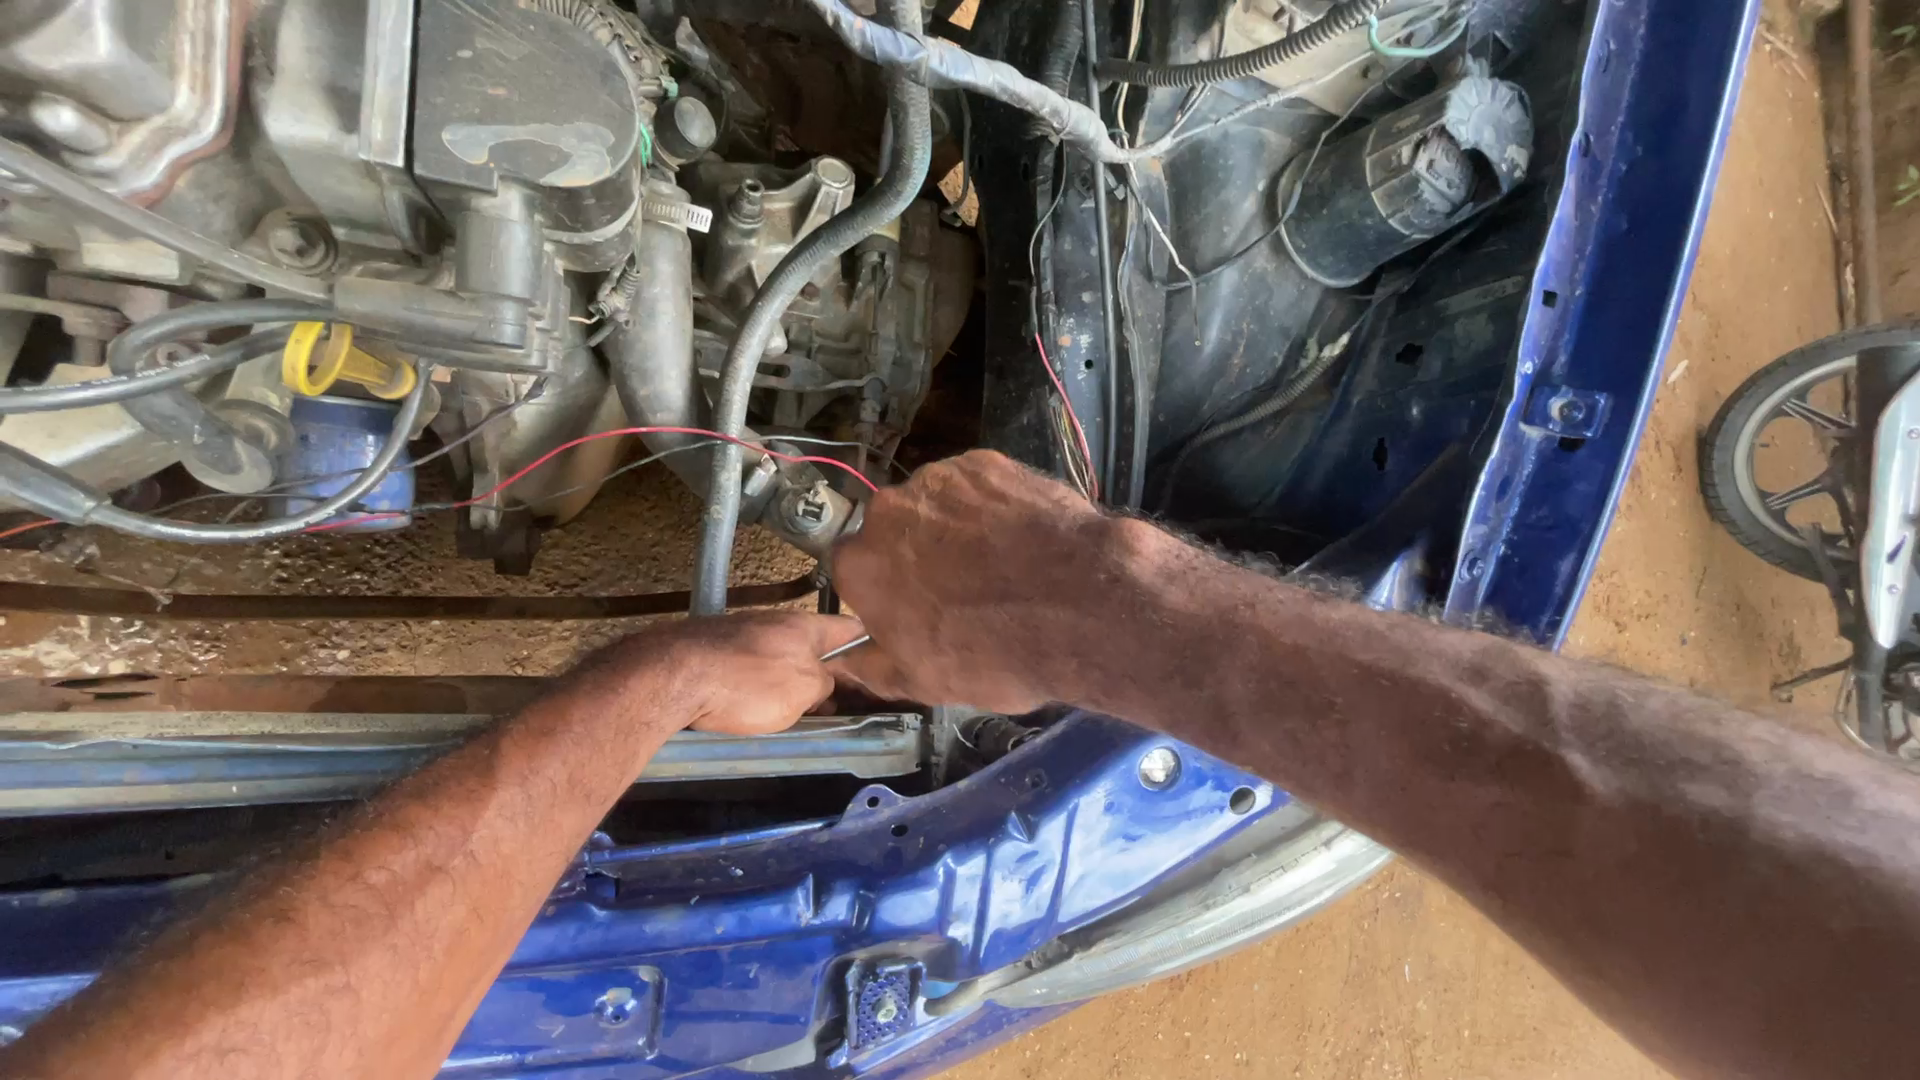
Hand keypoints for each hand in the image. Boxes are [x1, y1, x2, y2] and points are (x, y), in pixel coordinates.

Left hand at [565, 611, 864, 736]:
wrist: (669, 677)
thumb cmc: (746, 683)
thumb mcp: (803, 691)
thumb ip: (824, 685)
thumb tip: (823, 687)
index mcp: (805, 626)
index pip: (852, 628)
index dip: (872, 647)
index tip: (882, 670)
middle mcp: (775, 621)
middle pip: (816, 643)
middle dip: (830, 669)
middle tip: (843, 700)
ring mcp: (741, 632)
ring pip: (782, 654)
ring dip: (793, 677)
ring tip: (800, 709)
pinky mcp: (713, 648)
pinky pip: (751, 664)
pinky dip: (760, 682)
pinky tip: (754, 704)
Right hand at [829, 450, 1121, 713]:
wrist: (1080, 603)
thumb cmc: (993, 652)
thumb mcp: (922, 684)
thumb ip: (870, 667)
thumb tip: (843, 661)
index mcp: (861, 563)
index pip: (854, 569)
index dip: (884, 590)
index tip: (913, 608)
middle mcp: (888, 509)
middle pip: (893, 530)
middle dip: (917, 553)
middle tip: (961, 587)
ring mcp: (940, 478)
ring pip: (936, 504)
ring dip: (955, 526)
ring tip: (1000, 562)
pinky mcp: (987, 461)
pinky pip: (978, 486)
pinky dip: (993, 506)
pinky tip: (1022, 536)